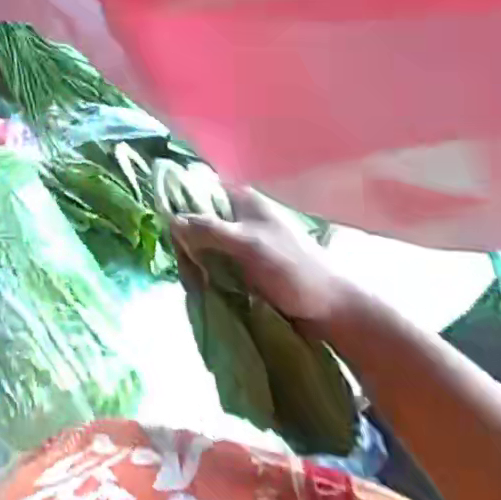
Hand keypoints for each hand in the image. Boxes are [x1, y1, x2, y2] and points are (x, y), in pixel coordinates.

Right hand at [170, 185, 370, 332]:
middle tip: (184, 266)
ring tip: (193, 282)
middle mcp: (239, 214)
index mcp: (241, 199)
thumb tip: (170, 220)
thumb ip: (208, 230)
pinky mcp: (244, 264)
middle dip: (185, 241)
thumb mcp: (247, 245)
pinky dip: (204, 271)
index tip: (167, 228)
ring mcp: (241, 240)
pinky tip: (202, 286)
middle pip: (196, 218)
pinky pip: (213, 261)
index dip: (178, 202)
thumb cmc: (293, 270)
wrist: (332, 310)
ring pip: (202, 242)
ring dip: (194, 260)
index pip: (197, 189)